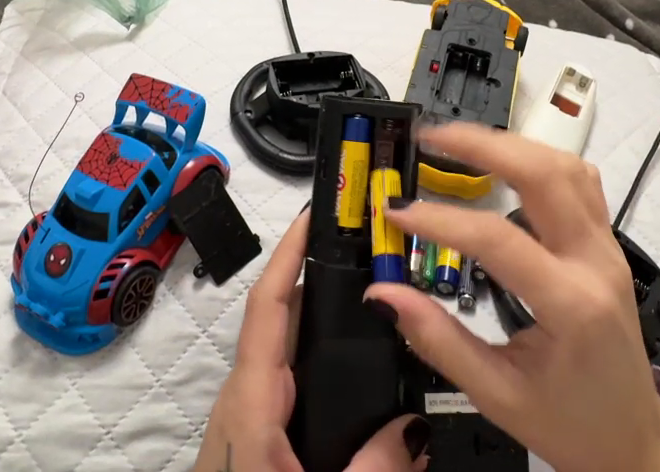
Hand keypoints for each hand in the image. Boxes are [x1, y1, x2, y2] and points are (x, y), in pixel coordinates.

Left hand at [193, 211, 430, 471]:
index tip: (318, 214)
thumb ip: (377, 468)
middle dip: (318, 277)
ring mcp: (244, 418)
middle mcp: (242, 399)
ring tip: (370, 296)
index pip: (268, 306)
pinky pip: (285, 378)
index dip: (291, 253)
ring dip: (318, 315)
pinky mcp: (253, 438)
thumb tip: (418, 425)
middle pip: (279, 318)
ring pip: (283, 349)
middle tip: (369, 251)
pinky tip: (352, 365)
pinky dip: (315, 355)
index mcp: (251, 402)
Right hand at [364, 125, 659, 471]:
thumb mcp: (496, 395)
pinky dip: (538, 159)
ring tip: (460, 141)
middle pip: (545, 174)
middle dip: (484, 145)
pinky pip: (579, 181)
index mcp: (571, 305)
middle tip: (430, 137)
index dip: (441, 221)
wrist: (632, 438)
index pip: (499, 240)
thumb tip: (384, 293)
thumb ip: (437, 339)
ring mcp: (608, 247)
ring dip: (511, 144)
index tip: (396, 213)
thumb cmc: (568, 423)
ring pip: (566, 166)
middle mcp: (596, 262)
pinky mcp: (606, 243)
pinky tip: (505, 162)